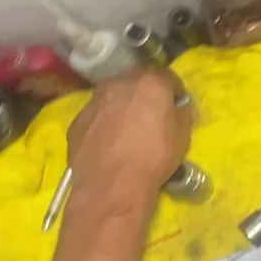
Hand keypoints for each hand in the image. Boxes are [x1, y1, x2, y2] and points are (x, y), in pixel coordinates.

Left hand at [66, 68, 192, 203]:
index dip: (175, 91)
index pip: (168, 76)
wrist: (111, 184)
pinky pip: (97, 115)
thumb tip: (180, 109)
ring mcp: (94, 101)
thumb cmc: (154, 156)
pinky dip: (105, 122)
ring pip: (113, 96)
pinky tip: (110, 142)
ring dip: (123, 105)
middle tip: (153, 114)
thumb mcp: (183, 136)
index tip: (177, 106)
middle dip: (146, 93)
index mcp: (150, 83)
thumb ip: (183, 115)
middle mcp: (119, 84)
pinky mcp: (78, 120)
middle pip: (137, 81)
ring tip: (129, 128)